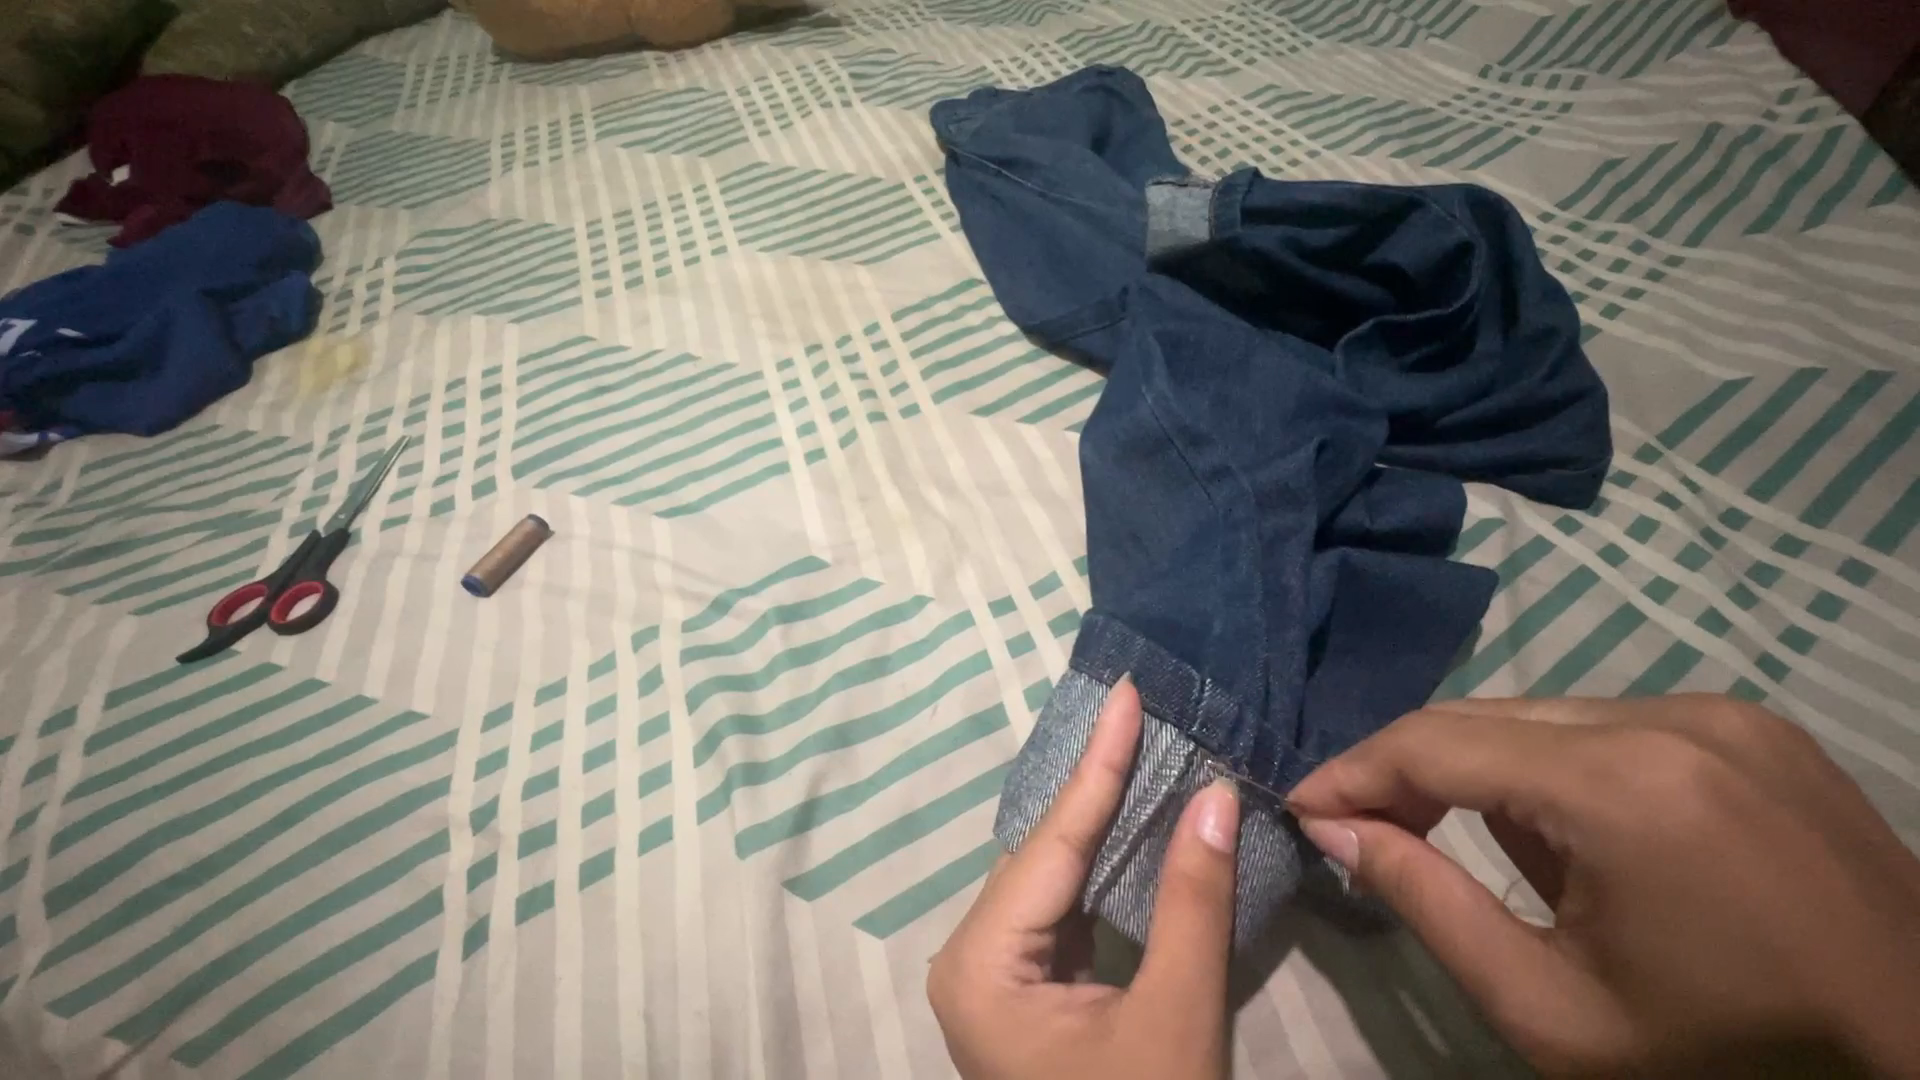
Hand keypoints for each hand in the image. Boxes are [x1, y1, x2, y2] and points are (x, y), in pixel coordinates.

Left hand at [928, 677, 1240, 1079]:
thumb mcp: (1174, 1019)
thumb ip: (1188, 902)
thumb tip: (1212, 796)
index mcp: (983, 961)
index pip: (1053, 841)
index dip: (1097, 762)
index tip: (1122, 694)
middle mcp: (972, 953)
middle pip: (1044, 850)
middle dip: (1095, 781)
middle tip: (1133, 710)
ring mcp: (992, 969)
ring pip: (1050, 871)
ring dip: (1095, 814)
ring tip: (1132, 744)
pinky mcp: (1020, 983)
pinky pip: (1058, 901)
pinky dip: (1095, 859)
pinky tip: (1121, 817)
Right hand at [1288, 695, 1919, 1077]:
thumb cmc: (1731, 1068)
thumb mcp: (1549, 1010)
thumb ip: (1421, 898)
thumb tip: (1329, 825)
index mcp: (1626, 785)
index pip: (1434, 744)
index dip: (1351, 772)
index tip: (1300, 807)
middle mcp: (1672, 718)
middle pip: (1479, 718)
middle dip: (1407, 772)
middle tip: (1358, 829)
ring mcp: (1725, 716)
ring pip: (1535, 716)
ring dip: (1479, 773)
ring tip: (1465, 846)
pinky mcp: (1753, 731)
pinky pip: (1601, 727)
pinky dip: (1551, 770)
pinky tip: (1566, 840)